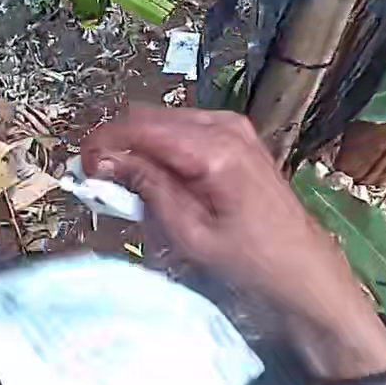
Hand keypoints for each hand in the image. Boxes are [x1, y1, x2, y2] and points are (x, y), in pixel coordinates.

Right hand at [81, 107, 385, 380]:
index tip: (82, 165)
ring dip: (139, 144)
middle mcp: (225, 125)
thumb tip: (107, 161)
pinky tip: (156, 175)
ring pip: (166, 119)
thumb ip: (148, 188)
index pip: (142, 127)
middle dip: (119, 141)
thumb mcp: (190, 233)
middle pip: (151, 116)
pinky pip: (186, 128)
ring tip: (123, 180)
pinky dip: (162, 146)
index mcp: (214, 149)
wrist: (303, 267)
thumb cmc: (249, 259)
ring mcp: (234, 126)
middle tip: (97, 176)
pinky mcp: (237, 135)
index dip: (105, 142)